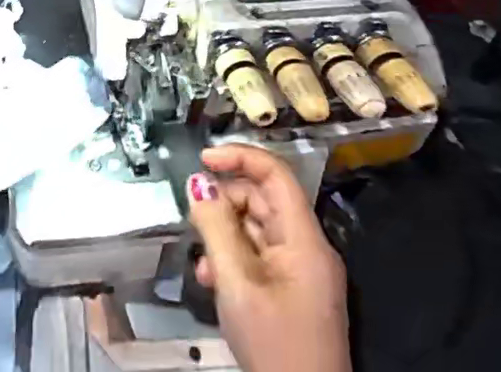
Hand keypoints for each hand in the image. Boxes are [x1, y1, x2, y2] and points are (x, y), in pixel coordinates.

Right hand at [188, 144, 349, 371]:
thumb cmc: (274, 343)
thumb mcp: (236, 281)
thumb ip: (215, 226)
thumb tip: (198, 182)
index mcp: (304, 241)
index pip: (276, 175)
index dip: (238, 157)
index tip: (201, 159)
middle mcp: (306, 248)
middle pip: (261, 199)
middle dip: (223, 202)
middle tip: (194, 220)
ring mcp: (300, 270)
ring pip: (253, 226)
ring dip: (221, 232)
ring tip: (202, 260)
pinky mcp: (290, 289)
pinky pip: (255, 252)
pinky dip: (229, 255)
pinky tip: (211, 278)